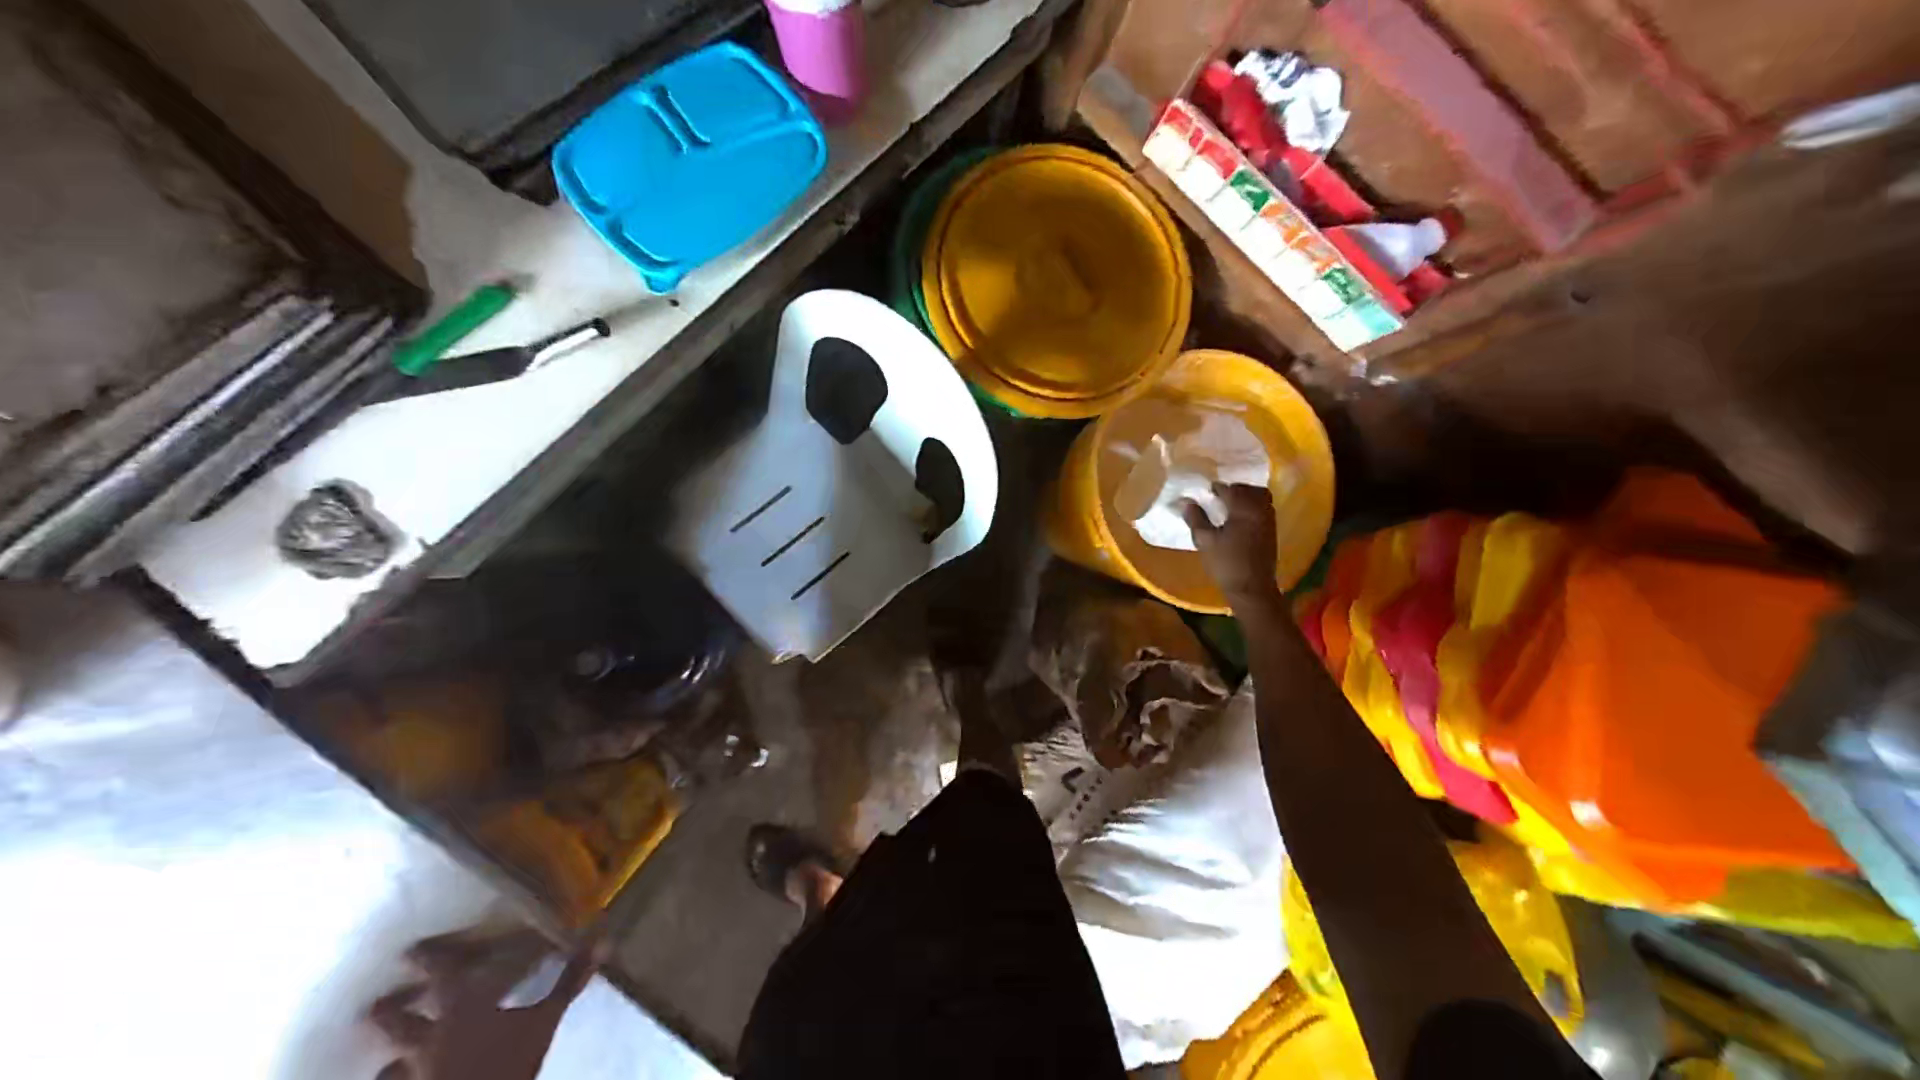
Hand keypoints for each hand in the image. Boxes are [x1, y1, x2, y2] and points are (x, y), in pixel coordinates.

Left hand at [371, 928, 601, 1079]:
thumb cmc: (507, 1067)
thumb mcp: (545, 1021)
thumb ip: (568, 981)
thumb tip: (602, 938)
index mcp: (459, 1007)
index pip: (438, 972)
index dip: (426, 958)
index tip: (413, 949)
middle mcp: (425, 1038)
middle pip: (390, 1019)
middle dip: (387, 1007)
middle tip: (387, 999)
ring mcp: (411, 1076)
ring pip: (386, 1064)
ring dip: (393, 1055)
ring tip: (400, 1054)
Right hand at [1182, 483, 1281, 611]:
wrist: (1251, 588)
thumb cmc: (1226, 563)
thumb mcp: (1205, 541)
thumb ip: (1196, 519)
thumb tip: (1187, 502)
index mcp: (1243, 509)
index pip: (1231, 490)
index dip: (1218, 488)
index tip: (1207, 491)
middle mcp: (1260, 510)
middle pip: (1251, 489)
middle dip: (1235, 489)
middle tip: (1220, 496)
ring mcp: (1269, 521)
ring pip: (1261, 498)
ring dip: (1247, 496)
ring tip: (1231, 505)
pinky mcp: (1272, 532)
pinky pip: (1265, 509)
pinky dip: (1254, 506)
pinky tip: (1241, 518)